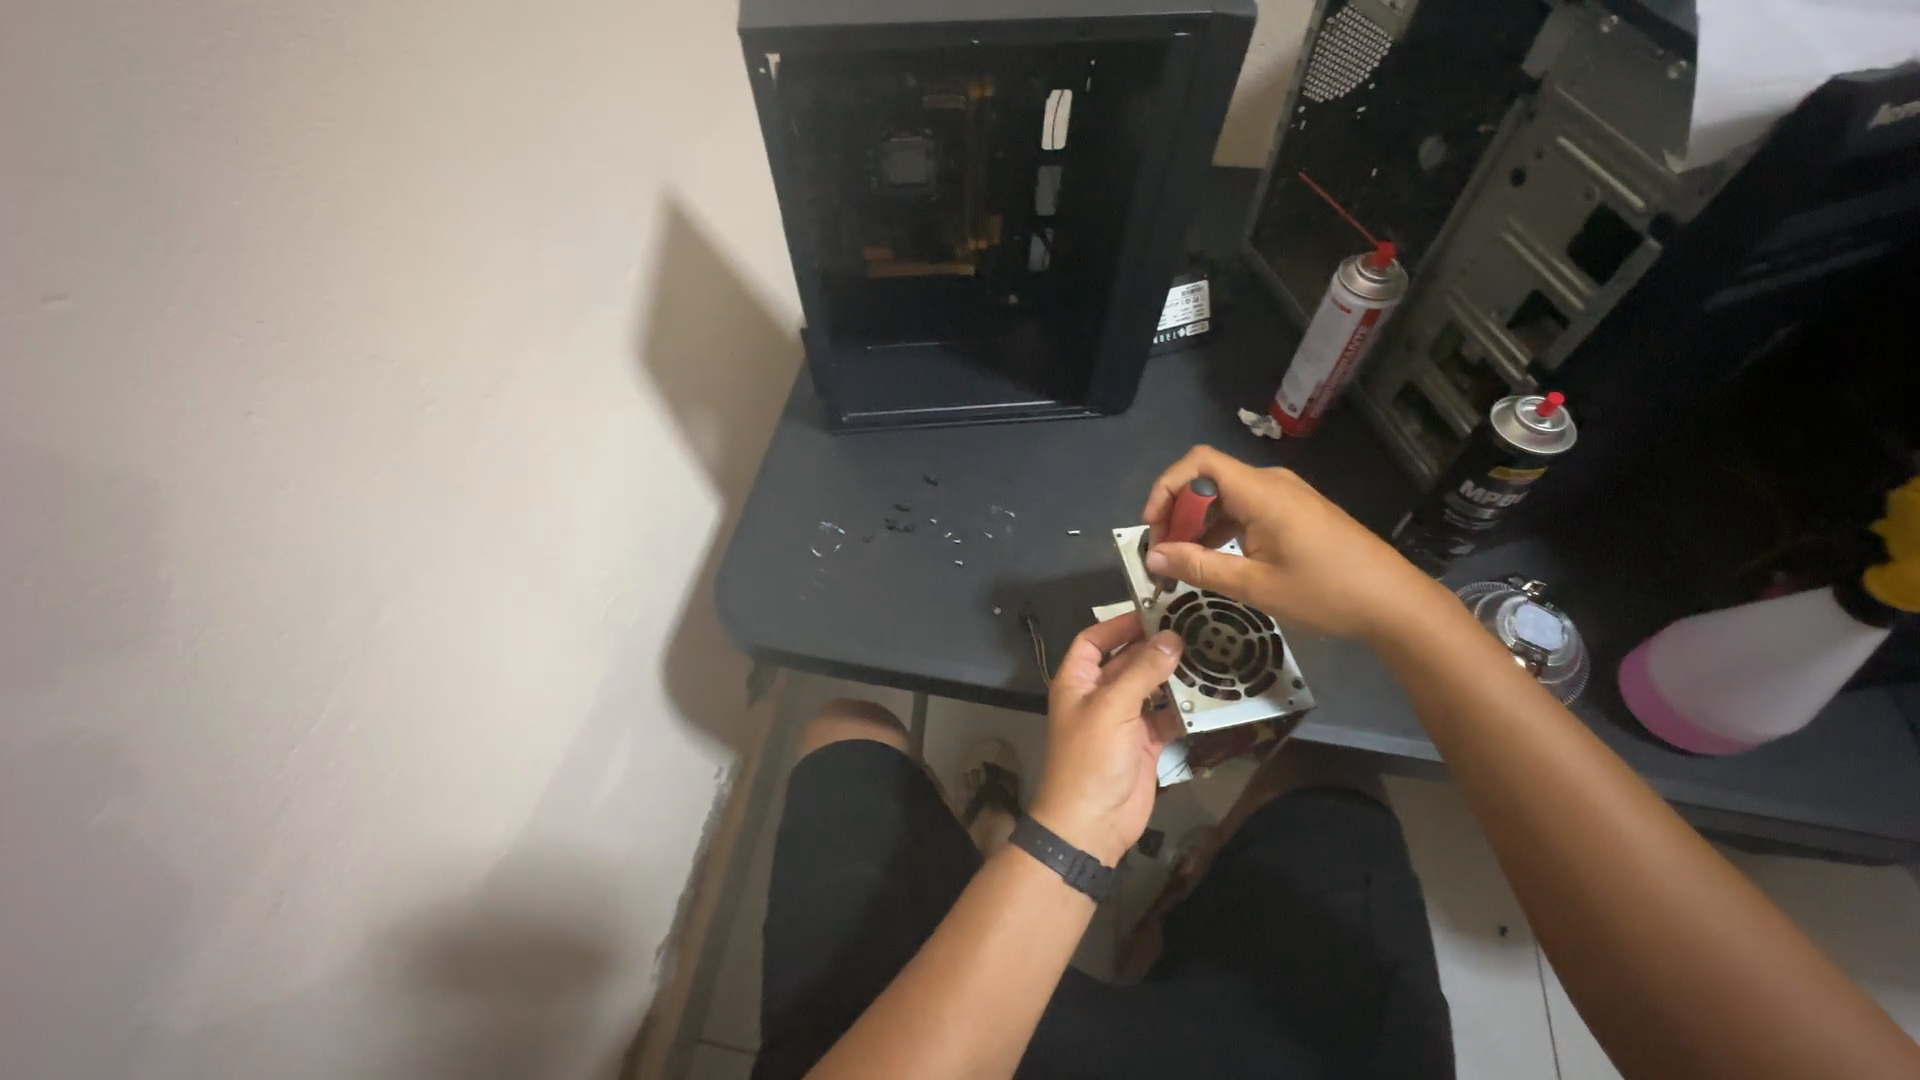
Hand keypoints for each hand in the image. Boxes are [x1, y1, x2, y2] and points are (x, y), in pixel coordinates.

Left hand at [1031, 614, 1183, 866]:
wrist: (1091, 824)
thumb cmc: (1090, 758)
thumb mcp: (1113, 708)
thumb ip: (1142, 671)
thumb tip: (1171, 638)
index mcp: (1078, 681)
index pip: (1094, 640)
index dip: (1119, 625)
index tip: (1155, 612)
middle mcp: (1099, 696)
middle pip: (1128, 661)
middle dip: (1156, 648)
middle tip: (1194, 630)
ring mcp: (1123, 720)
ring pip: (1151, 689)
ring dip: (1174, 677)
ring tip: (1208, 656)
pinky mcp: (1144, 744)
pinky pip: (1167, 718)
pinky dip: (1184, 710)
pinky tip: (1208, 697)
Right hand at [1140, 445, 1446, 642]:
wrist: (1394, 603)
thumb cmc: (1325, 593)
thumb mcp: (1254, 586)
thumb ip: (1199, 566)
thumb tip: (1152, 556)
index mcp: (1261, 492)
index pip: (1199, 463)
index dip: (1166, 487)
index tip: (1153, 527)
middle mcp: (1272, 483)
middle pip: (1209, 478)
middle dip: (1179, 511)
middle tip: (1165, 553)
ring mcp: (1287, 496)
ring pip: (1227, 495)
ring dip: (1200, 522)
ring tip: (1185, 561)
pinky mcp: (1297, 511)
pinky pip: (1247, 507)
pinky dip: (1224, 527)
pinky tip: (1218, 559)